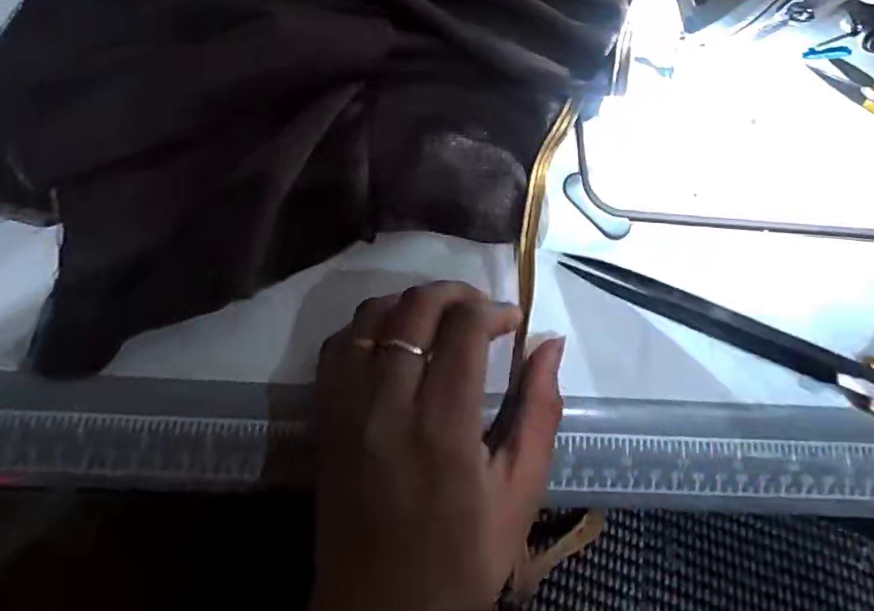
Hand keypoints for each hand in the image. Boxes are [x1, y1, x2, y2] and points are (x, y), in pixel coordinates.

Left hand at [309, 281, 566, 610]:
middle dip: (454, 293)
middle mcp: (388, 403)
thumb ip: (538, 410)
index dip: (492, 310)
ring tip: (438, 317)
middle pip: (415, 307)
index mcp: (443, 427)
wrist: (382, 605)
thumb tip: (550, 341)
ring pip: (372, 314)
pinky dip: (367, 325)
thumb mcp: (518, 493)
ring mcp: (347, 402)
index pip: (463, 330)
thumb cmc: (461, 556)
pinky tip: (392, 338)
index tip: (510, 320)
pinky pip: (339, 341)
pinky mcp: (323, 410)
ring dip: (409, 302)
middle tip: (479, 308)